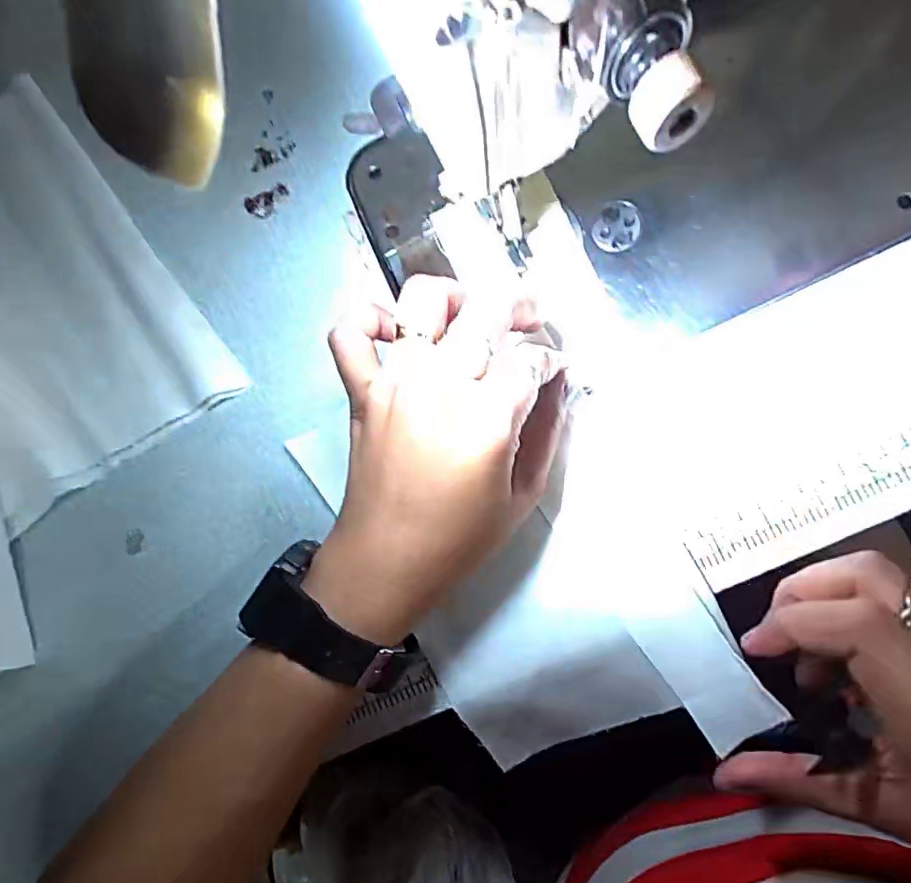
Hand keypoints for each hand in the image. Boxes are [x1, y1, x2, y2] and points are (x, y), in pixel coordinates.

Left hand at [305, 276, 568, 644]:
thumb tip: (558, 389)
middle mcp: (442, 386)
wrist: (390, 559)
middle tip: (532, 319)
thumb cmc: (463, 536)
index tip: (559, 368)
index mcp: (488, 419)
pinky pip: (350, 333)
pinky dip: (368, 318)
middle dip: (520, 307)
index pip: (530, 361)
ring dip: (454, 296)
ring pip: (421, 302)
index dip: (552, 359)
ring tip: (470, 312)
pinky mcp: (362, 390)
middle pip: (485, 313)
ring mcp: (396, 383)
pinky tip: (394, 328)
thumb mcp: (524, 494)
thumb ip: (548, 434)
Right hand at [714, 552, 910, 882]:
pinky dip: (864, 620)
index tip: (756, 651)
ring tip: (816, 669)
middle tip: (774, 637)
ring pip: (888, 580)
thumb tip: (726, 774)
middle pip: (869, 571)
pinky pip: (908, 606)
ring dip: (833, 602)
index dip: (793, 622)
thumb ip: (806, 783)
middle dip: (804, 587)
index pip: (856, 622)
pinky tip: (864, 679)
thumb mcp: (898, 815)